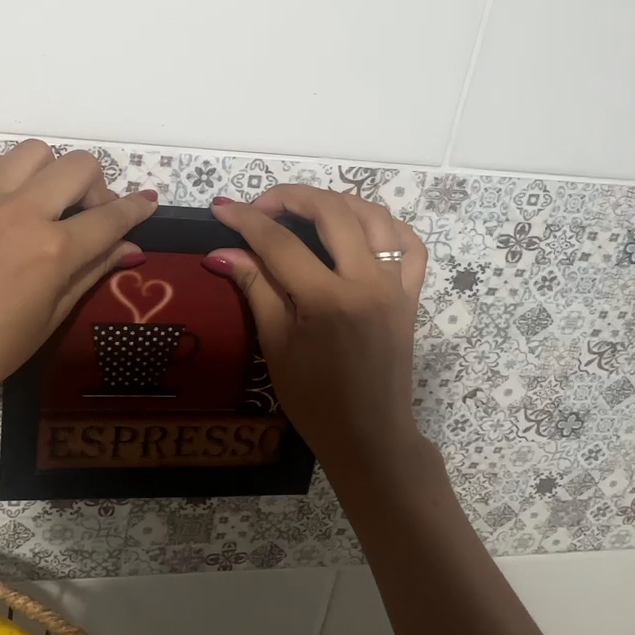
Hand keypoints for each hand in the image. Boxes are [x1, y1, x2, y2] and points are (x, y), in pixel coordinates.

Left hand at [0, 140, 157, 409]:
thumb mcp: (49, 319)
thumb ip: (91, 273)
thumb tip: (129, 249)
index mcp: (51, 251)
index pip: (110, 217)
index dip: (135, 210)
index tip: (147, 203)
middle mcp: (20, 213)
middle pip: (79, 167)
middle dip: (96, 188)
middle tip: (87, 216)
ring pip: (35, 153)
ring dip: (51, 173)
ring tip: (44, 204)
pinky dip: (10, 174)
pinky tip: (6, 203)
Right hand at [205, 185, 428, 472]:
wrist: (370, 437)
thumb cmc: (315, 400)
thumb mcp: (276, 345)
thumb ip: (256, 287)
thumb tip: (223, 250)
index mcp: (329, 300)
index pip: (280, 242)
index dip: (247, 219)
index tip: (222, 208)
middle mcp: (368, 282)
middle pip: (332, 212)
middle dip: (292, 197)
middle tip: (261, 205)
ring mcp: (396, 286)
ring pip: (374, 216)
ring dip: (337, 202)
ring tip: (306, 209)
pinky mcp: (412, 295)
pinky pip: (409, 245)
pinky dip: (385, 226)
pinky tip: (360, 228)